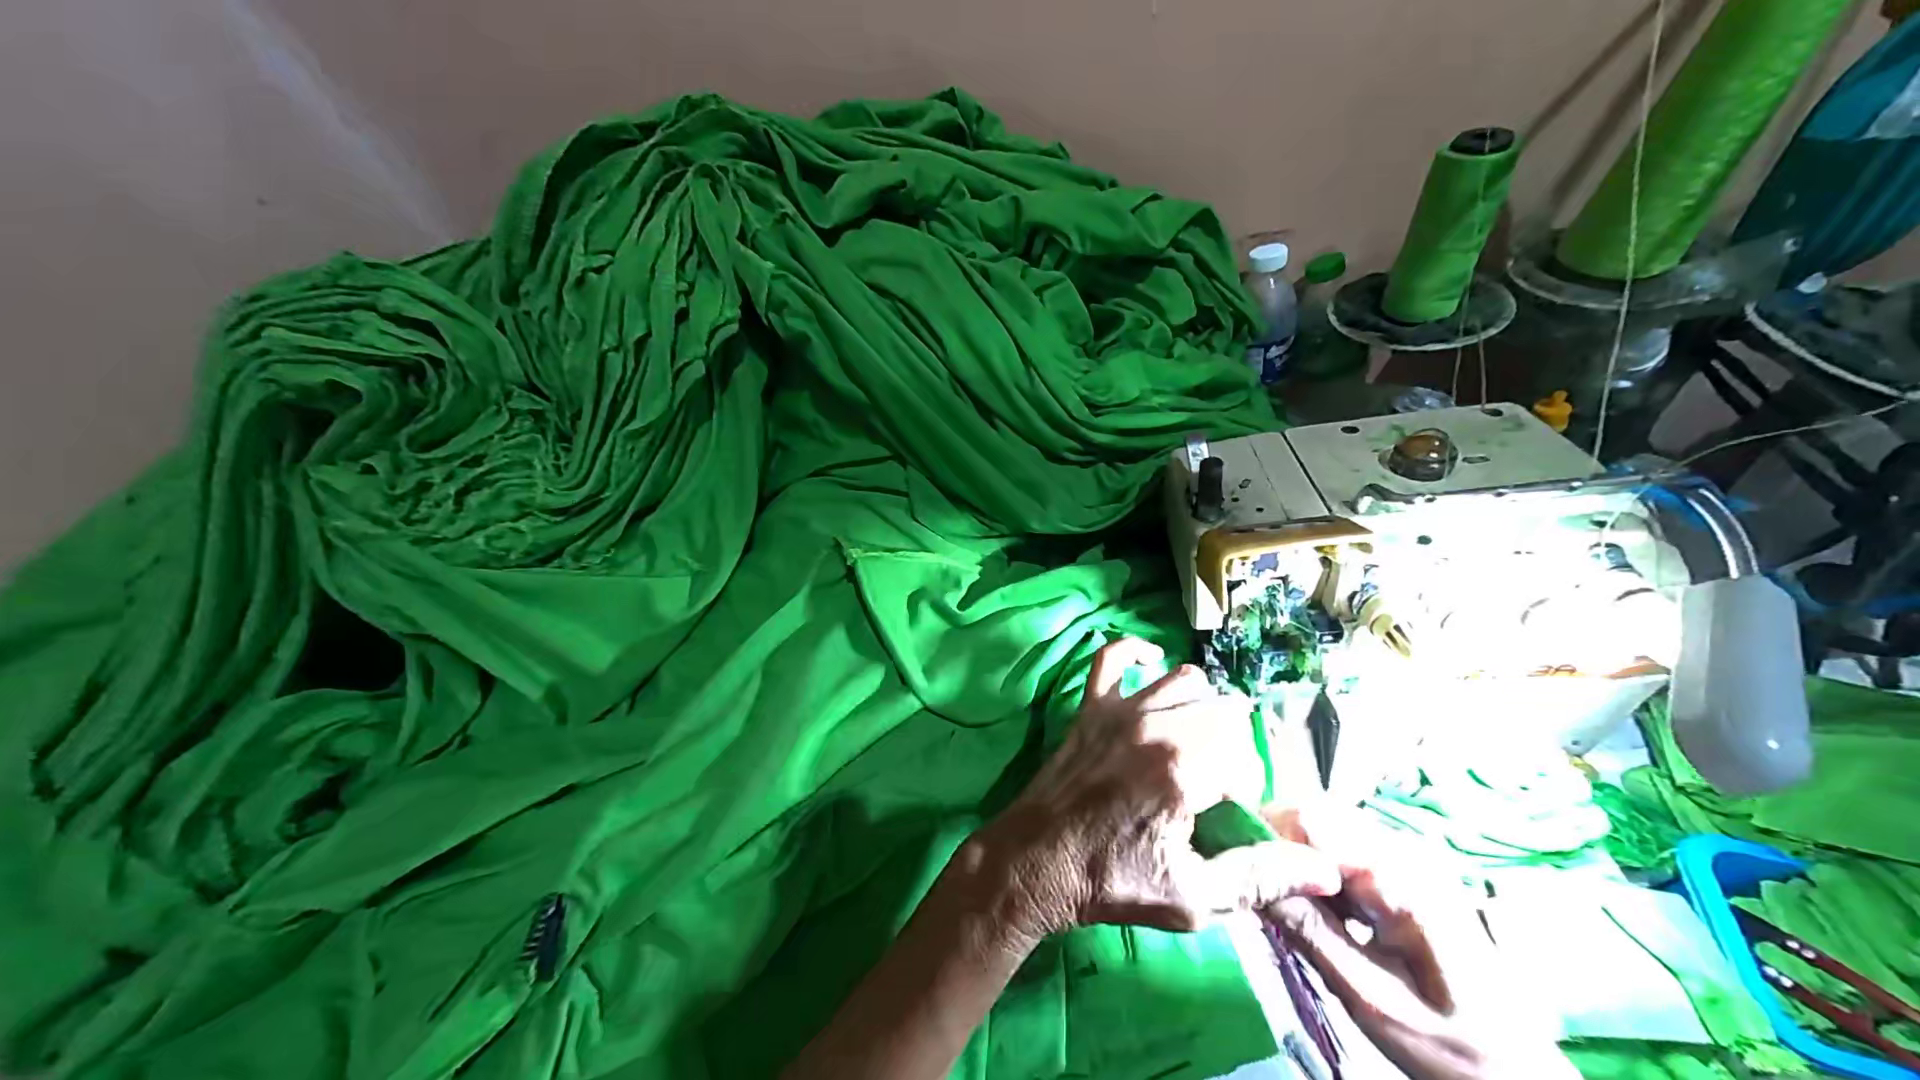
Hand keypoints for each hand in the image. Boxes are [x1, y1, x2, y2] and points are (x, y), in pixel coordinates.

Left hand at [976, 638, 1339, 943]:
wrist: (1035, 861)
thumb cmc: (1111, 882)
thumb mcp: (1194, 896)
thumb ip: (1261, 876)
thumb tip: (1326, 869)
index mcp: (1183, 767)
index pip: (1246, 758)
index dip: (1246, 791)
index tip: (1227, 818)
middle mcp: (1155, 724)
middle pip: (1223, 713)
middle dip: (1231, 748)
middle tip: (1214, 786)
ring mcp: (1120, 709)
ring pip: (1183, 680)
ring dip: (1200, 706)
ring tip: (1196, 742)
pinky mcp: (1090, 706)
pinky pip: (1112, 656)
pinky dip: (1135, 651)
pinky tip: (1153, 661)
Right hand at [1272, 816, 1576, 1079]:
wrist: (1519, 1077)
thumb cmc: (1449, 1048)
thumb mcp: (1369, 999)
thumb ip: (1309, 932)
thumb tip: (1249, 876)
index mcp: (1399, 877)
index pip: (1308, 818)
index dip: (1262, 836)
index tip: (1237, 871)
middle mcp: (1404, 851)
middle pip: (1314, 815)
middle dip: (1275, 847)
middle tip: (1260, 895)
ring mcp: (1408, 858)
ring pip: (1324, 828)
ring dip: (1295, 860)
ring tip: (1287, 908)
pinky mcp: (1404, 872)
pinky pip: (1342, 849)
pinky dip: (1317, 871)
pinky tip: (1320, 912)